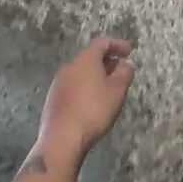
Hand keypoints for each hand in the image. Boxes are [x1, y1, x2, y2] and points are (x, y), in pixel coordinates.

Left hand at [37, 36, 134, 160]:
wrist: (62, 139)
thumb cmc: (93, 110)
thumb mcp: (117, 91)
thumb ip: (124, 73)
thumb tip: (126, 63)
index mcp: (86, 59)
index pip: (103, 42)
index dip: (118, 45)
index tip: (129, 51)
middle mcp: (70, 65)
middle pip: (91, 57)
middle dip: (107, 61)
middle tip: (120, 69)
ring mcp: (59, 82)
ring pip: (81, 72)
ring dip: (95, 75)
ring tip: (107, 87)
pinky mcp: (53, 99)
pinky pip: (73, 86)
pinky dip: (84, 88)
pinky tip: (90, 102)